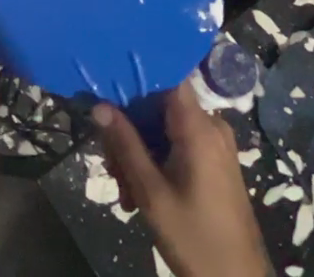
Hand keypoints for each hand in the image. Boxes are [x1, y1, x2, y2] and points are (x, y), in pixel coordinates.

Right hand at [96, 84, 270, 276]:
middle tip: (113, 167)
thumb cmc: (195, 237)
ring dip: (139, 153)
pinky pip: (176, 146)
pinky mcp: (214, 165)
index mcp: (199, 128)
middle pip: (159, 107)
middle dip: (129, 131)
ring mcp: (214, 147)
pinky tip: (140, 195)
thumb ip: (125, 145)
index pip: (167, 77)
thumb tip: (99, 105)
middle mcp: (211, 128)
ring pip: (163, 130)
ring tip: (126, 191)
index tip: (107, 86)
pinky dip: (156, 163)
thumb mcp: (150, 193)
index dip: (136, 76)